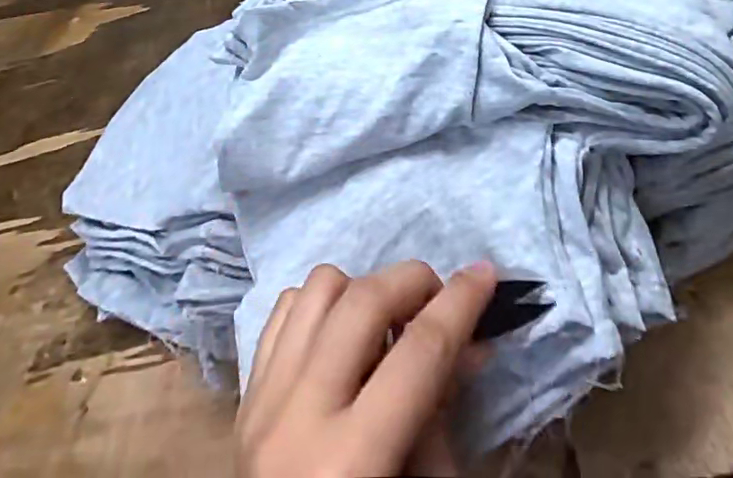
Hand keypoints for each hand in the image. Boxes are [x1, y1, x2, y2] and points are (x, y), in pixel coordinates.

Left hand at [237, 260, 497, 477]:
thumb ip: (441, 415)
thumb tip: (470, 342)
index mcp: (351, 459)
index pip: (418, 353)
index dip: (460, 304)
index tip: (485, 273)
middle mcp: (298, 414)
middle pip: (362, 302)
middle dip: (412, 283)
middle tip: (439, 298)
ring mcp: (263, 397)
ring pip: (317, 290)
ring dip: (362, 290)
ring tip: (387, 323)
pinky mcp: (247, 391)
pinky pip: (286, 310)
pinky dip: (321, 306)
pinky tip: (343, 334)